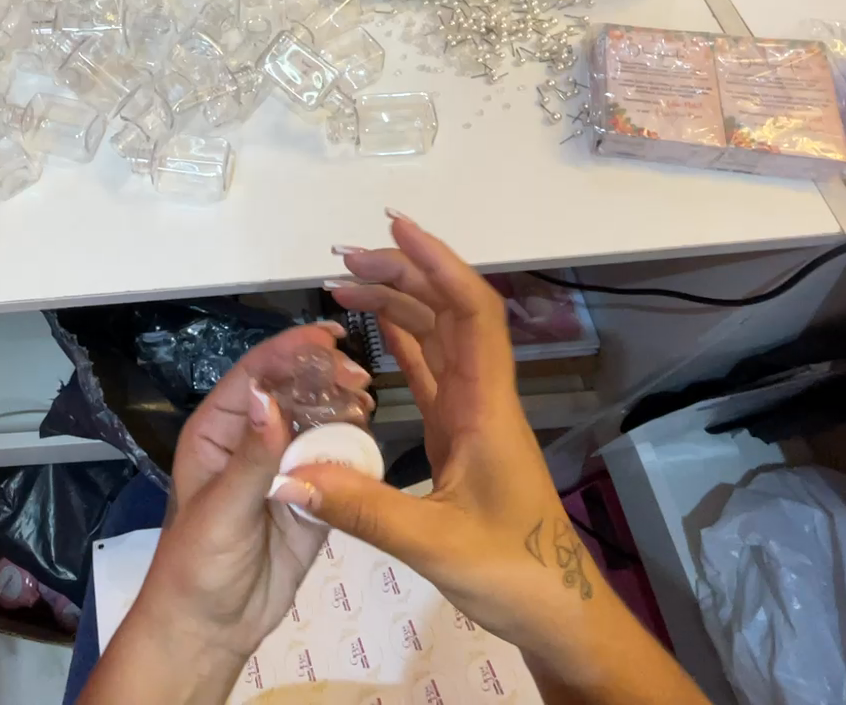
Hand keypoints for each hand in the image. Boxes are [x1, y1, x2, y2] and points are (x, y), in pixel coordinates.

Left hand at [84, 324, 372, 703]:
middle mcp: (253, 437)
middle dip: (323, 376)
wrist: (212, 627)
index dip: (289, 350)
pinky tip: (367, 441)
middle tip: (358, 378)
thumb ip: (252, 456)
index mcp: (220, 428)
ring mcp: (284, 465)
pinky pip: (335, 462)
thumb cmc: (197, 562)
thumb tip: (272, 397)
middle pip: (292, 391)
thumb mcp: (221, 508)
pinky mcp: (310, 494)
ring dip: (341, 409)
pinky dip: (352, 449)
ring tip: (365, 404)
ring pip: (317, 421)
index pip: (256, 375)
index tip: (327, 338)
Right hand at [306, 212, 613, 676]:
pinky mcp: (457, 431)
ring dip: (395, 302)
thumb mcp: (437, 546)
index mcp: (485, 406)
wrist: (561, 616)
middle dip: (401, 274)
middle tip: (344, 260)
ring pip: (435, 336)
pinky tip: (371, 327)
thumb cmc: (515, 575)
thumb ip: (361, 509)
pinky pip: (427, 369)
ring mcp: (469, 412)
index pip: (470, 312)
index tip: (396, 229)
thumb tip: (284, 476)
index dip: (437, 263)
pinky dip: (398, 340)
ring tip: (343, 285)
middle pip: (447, 311)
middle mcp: (480, 396)